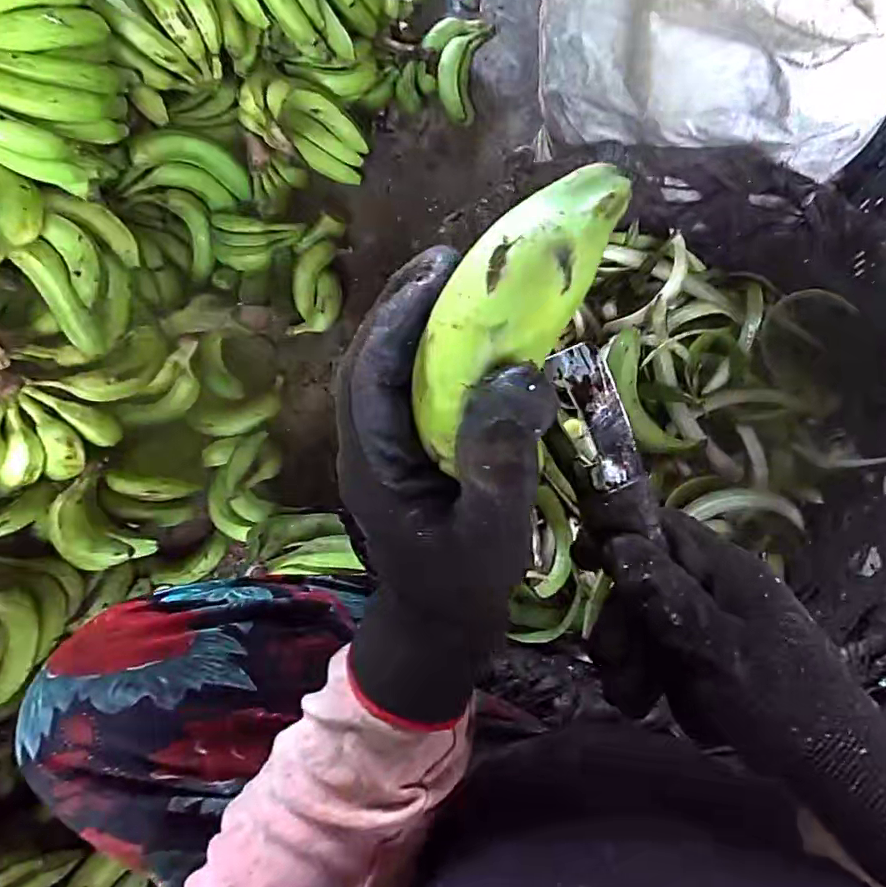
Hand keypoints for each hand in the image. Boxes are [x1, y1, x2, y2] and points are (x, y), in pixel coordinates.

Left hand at [334, 248, 556, 726]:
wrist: (437, 624)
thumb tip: (520, 375)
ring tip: (454, 285)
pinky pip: (406, 387)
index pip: (370, 375)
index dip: (399, 318)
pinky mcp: (398, 448)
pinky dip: (429, 353)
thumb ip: (500, 461)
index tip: (439, 271)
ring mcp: (378, 445)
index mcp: (374, 464)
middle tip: (448, 262)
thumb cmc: (463, 585)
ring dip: (413, 323)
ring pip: (384, 369)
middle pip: (369, 360)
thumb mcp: (493, 532)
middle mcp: (365, 445)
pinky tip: (463, 340)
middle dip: (402, 306)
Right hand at [580, 512, 885, 886]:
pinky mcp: (709, 654)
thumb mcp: (718, 648)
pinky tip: (656, 707)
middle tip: (613, 663)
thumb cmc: (781, 701)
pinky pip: (663, 653)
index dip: (618, 535)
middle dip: (621, 623)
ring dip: (631, 658)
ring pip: (647, 622)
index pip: (661, 526)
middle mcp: (714, 586)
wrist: (834, 770)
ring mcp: (712, 622)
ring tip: (635, 700)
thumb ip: (667, 596)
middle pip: (643, 581)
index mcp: (723, 568)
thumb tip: (618, 544)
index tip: (584, 563)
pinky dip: (652, 678)